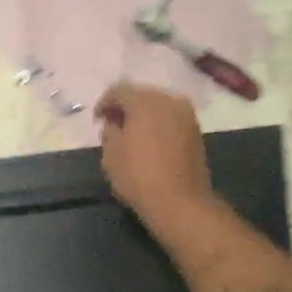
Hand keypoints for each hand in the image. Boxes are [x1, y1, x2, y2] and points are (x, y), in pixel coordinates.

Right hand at [95, 83, 216, 217]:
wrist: (179, 200)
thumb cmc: (138, 177)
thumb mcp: (111, 155)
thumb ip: (109, 131)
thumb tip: (114, 122)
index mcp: (144, 102)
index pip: (119, 90)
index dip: (104, 103)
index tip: (97, 120)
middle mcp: (168, 99)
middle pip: (141, 94)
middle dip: (125, 107)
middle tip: (113, 125)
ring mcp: (186, 113)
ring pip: (158, 105)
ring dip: (143, 115)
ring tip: (131, 134)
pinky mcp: (195, 128)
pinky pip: (170, 117)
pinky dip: (157, 123)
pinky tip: (149, 141)